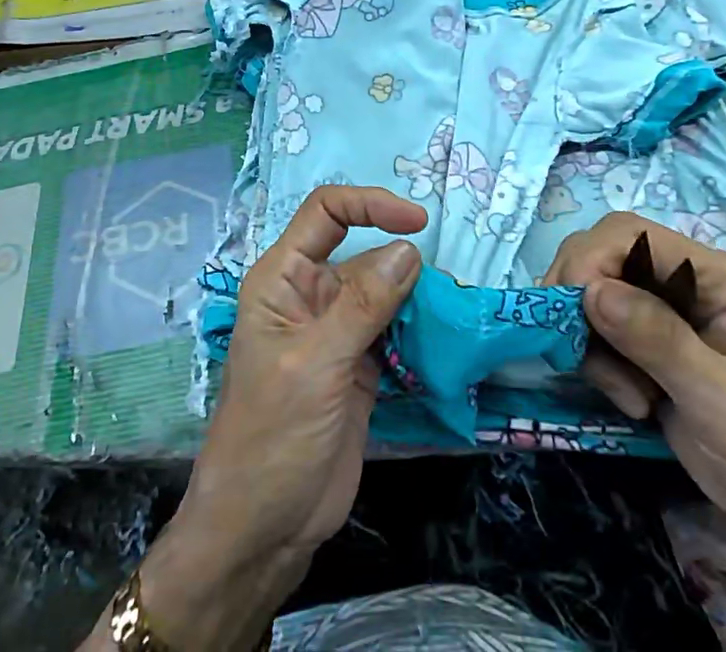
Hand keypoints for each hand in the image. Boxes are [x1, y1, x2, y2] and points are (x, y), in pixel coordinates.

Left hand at [115, 186, 426, 650]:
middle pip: (362, 254)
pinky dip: (421, 329)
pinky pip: (395, 330)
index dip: (369, 205)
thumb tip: (408, 249)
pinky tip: (448, 338)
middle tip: (452, 291)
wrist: (267, 520)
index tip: (419, 221)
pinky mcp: (359, 366)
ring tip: (457, 313)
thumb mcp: (316, 364)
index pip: (324, 214)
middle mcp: (309, 296)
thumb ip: (362, 306)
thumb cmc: (273, 434)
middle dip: (405, 262)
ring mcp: (336, 332)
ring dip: (420, 297)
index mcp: (281, 280)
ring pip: (385, 293)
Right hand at [545, 211, 725, 551]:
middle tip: (587, 357)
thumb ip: (661, 343)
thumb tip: (591, 290)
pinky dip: (598, 363)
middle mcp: (695, 289)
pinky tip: (632, 403)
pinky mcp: (653, 351)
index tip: (572, 314)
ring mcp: (673, 320)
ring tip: (628, 397)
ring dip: (590, 342)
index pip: (633, 235)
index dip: (590, 261)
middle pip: (603, 258)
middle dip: (582, 303)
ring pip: (593, 296)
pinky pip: (599, 333)